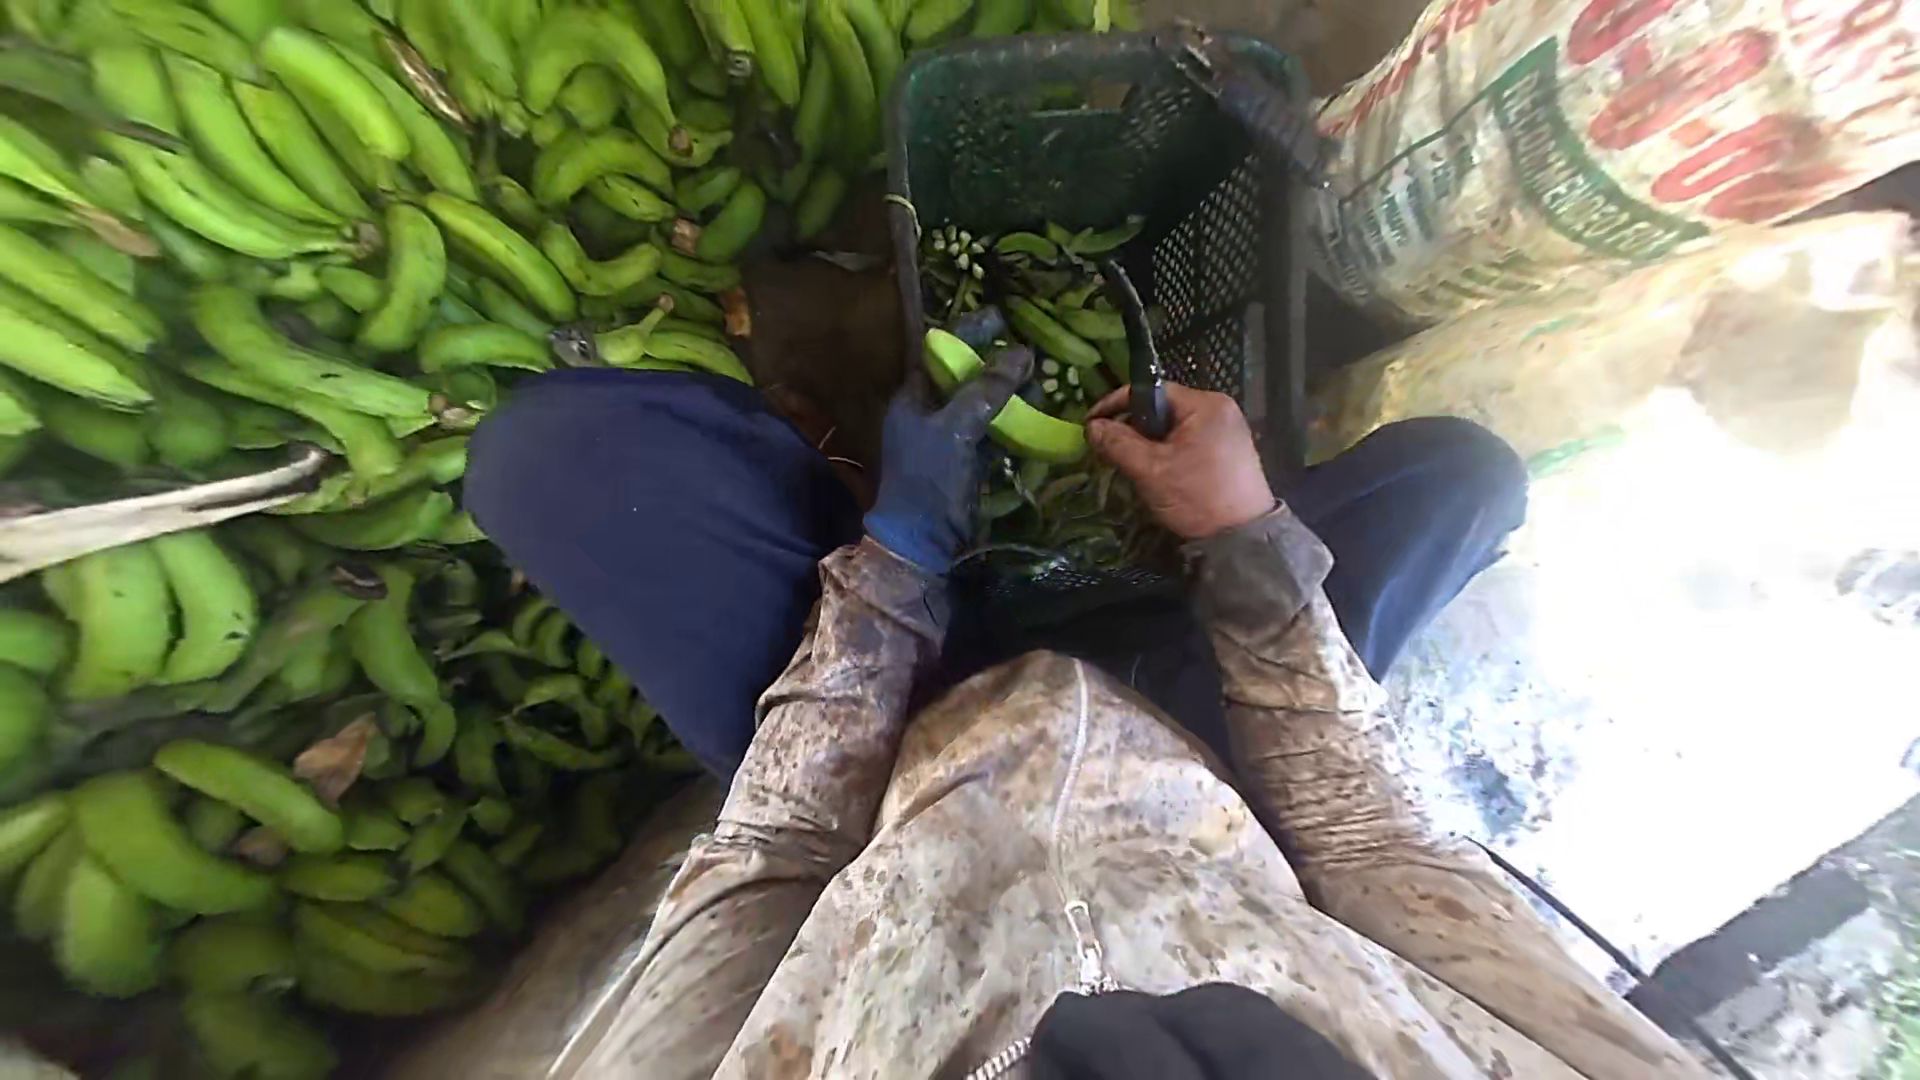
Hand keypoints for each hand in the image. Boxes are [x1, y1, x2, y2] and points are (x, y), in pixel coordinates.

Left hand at [864, 346, 1033, 571]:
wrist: (923, 538)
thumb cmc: (929, 478)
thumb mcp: (955, 429)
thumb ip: (985, 391)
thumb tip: (1022, 355)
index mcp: (915, 397)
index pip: (941, 351)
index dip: (969, 332)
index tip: (1001, 320)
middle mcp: (931, 412)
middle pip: (966, 376)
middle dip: (998, 364)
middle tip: (1032, 356)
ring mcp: (950, 437)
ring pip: (983, 404)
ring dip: (1011, 394)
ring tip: (1040, 384)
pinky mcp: (968, 460)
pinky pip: (992, 432)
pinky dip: (1012, 424)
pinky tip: (1035, 417)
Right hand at [1087, 383, 1274, 540]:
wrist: (1240, 537)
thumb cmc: (1195, 497)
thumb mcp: (1149, 470)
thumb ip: (1117, 443)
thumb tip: (1092, 426)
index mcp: (1204, 405)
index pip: (1151, 390)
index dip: (1116, 405)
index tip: (1092, 424)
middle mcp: (1219, 409)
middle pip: (1161, 407)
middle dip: (1131, 425)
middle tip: (1107, 446)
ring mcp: (1226, 430)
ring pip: (1172, 426)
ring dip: (1146, 440)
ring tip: (1127, 460)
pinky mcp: (1227, 450)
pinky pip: (1186, 440)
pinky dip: (1165, 450)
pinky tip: (1154, 469)